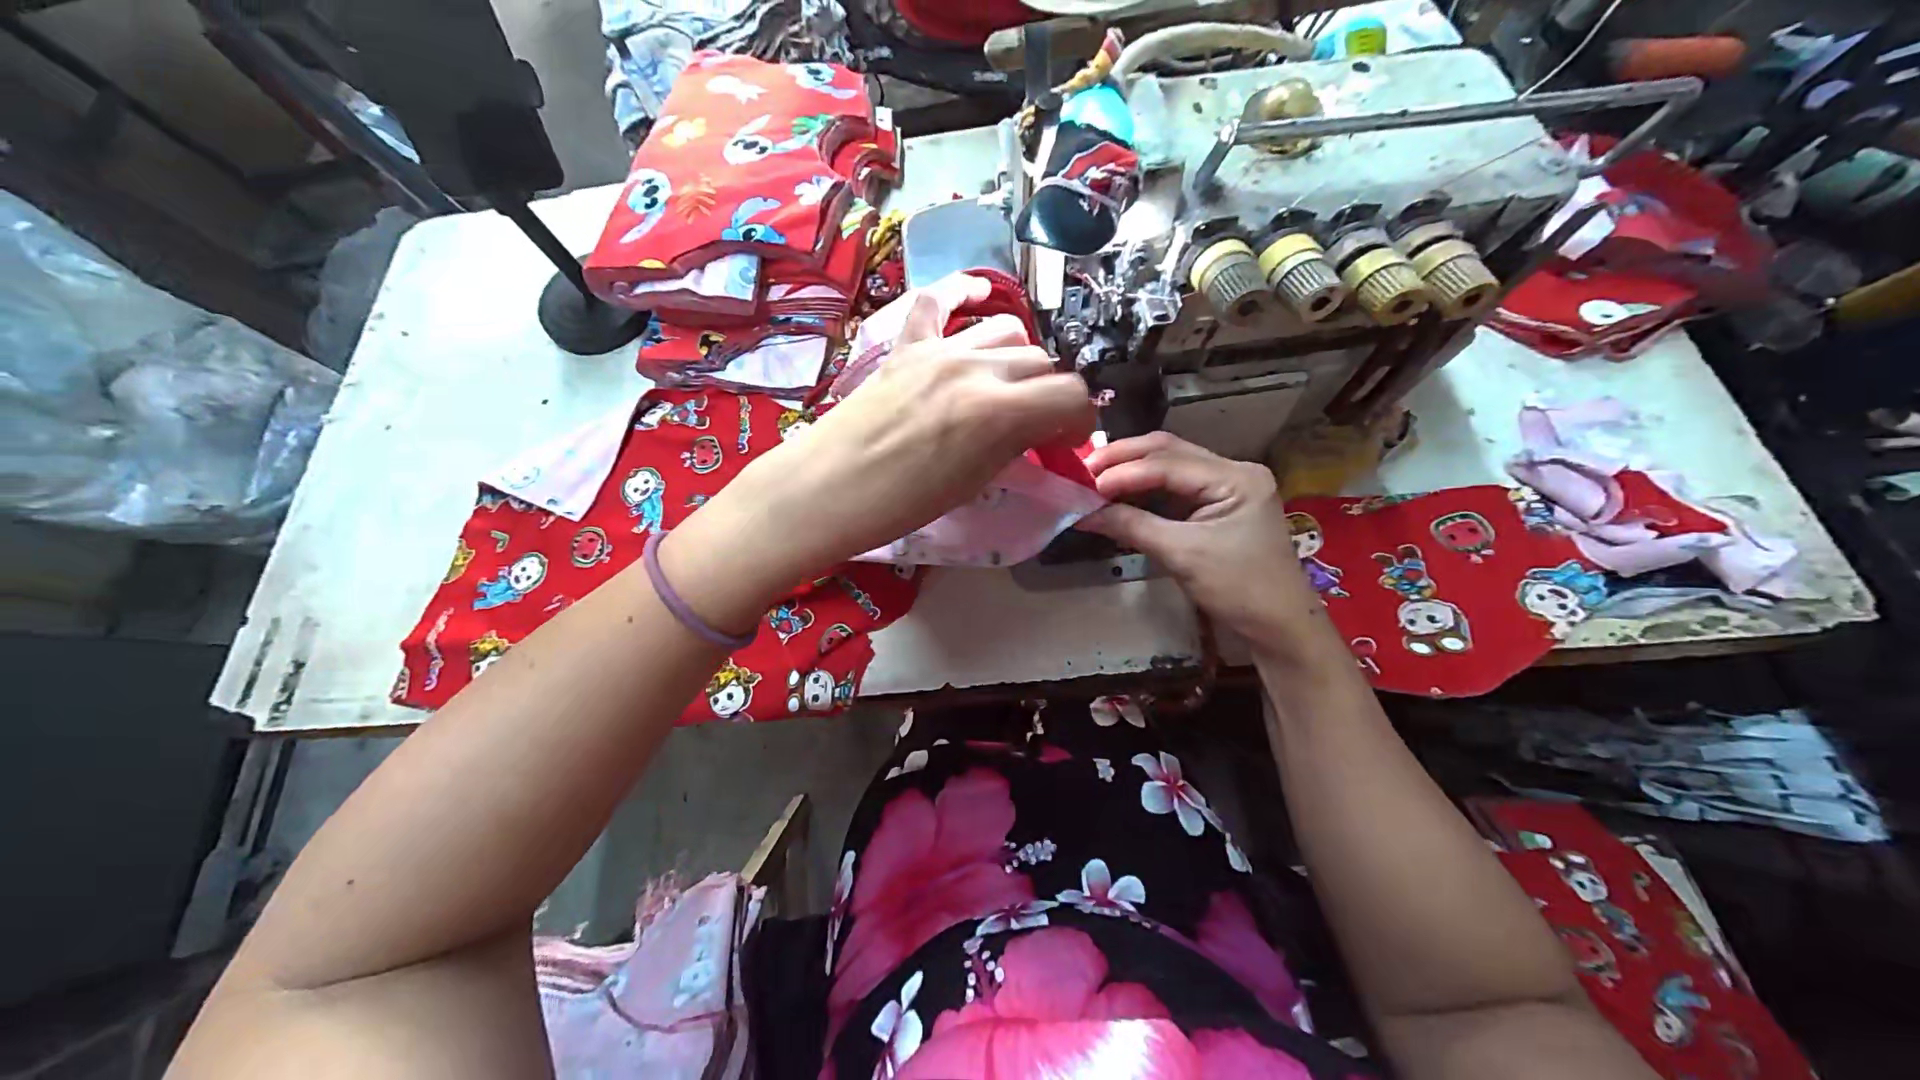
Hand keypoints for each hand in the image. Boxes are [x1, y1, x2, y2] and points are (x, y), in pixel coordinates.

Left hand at [664, 284, 1094, 629]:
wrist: (827, 490)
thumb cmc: (901, 504)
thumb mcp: (974, 481)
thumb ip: (1014, 444)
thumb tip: (1039, 429)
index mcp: (998, 412)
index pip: (1072, 395)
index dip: (1080, 421)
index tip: (1068, 441)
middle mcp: (975, 368)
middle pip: (1043, 363)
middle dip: (1050, 395)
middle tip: (1037, 425)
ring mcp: (938, 350)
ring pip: (1005, 330)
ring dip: (1018, 358)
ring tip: (1006, 385)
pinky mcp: (905, 345)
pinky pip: (937, 301)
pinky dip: (959, 294)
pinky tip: (973, 293)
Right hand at [1077, 433, 1322, 647]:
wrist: (1278, 626)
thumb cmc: (1239, 589)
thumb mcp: (1182, 555)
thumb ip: (1131, 526)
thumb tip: (1082, 512)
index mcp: (1236, 477)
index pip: (1168, 463)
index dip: (1122, 472)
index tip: (1084, 484)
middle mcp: (1233, 471)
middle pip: (1168, 451)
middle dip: (1123, 459)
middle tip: (1083, 469)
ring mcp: (1226, 487)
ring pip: (1169, 466)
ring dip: (1131, 472)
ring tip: (1093, 479)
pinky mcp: (1216, 505)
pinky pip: (1174, 488)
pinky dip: (1143, 491)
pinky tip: (1116, 494)